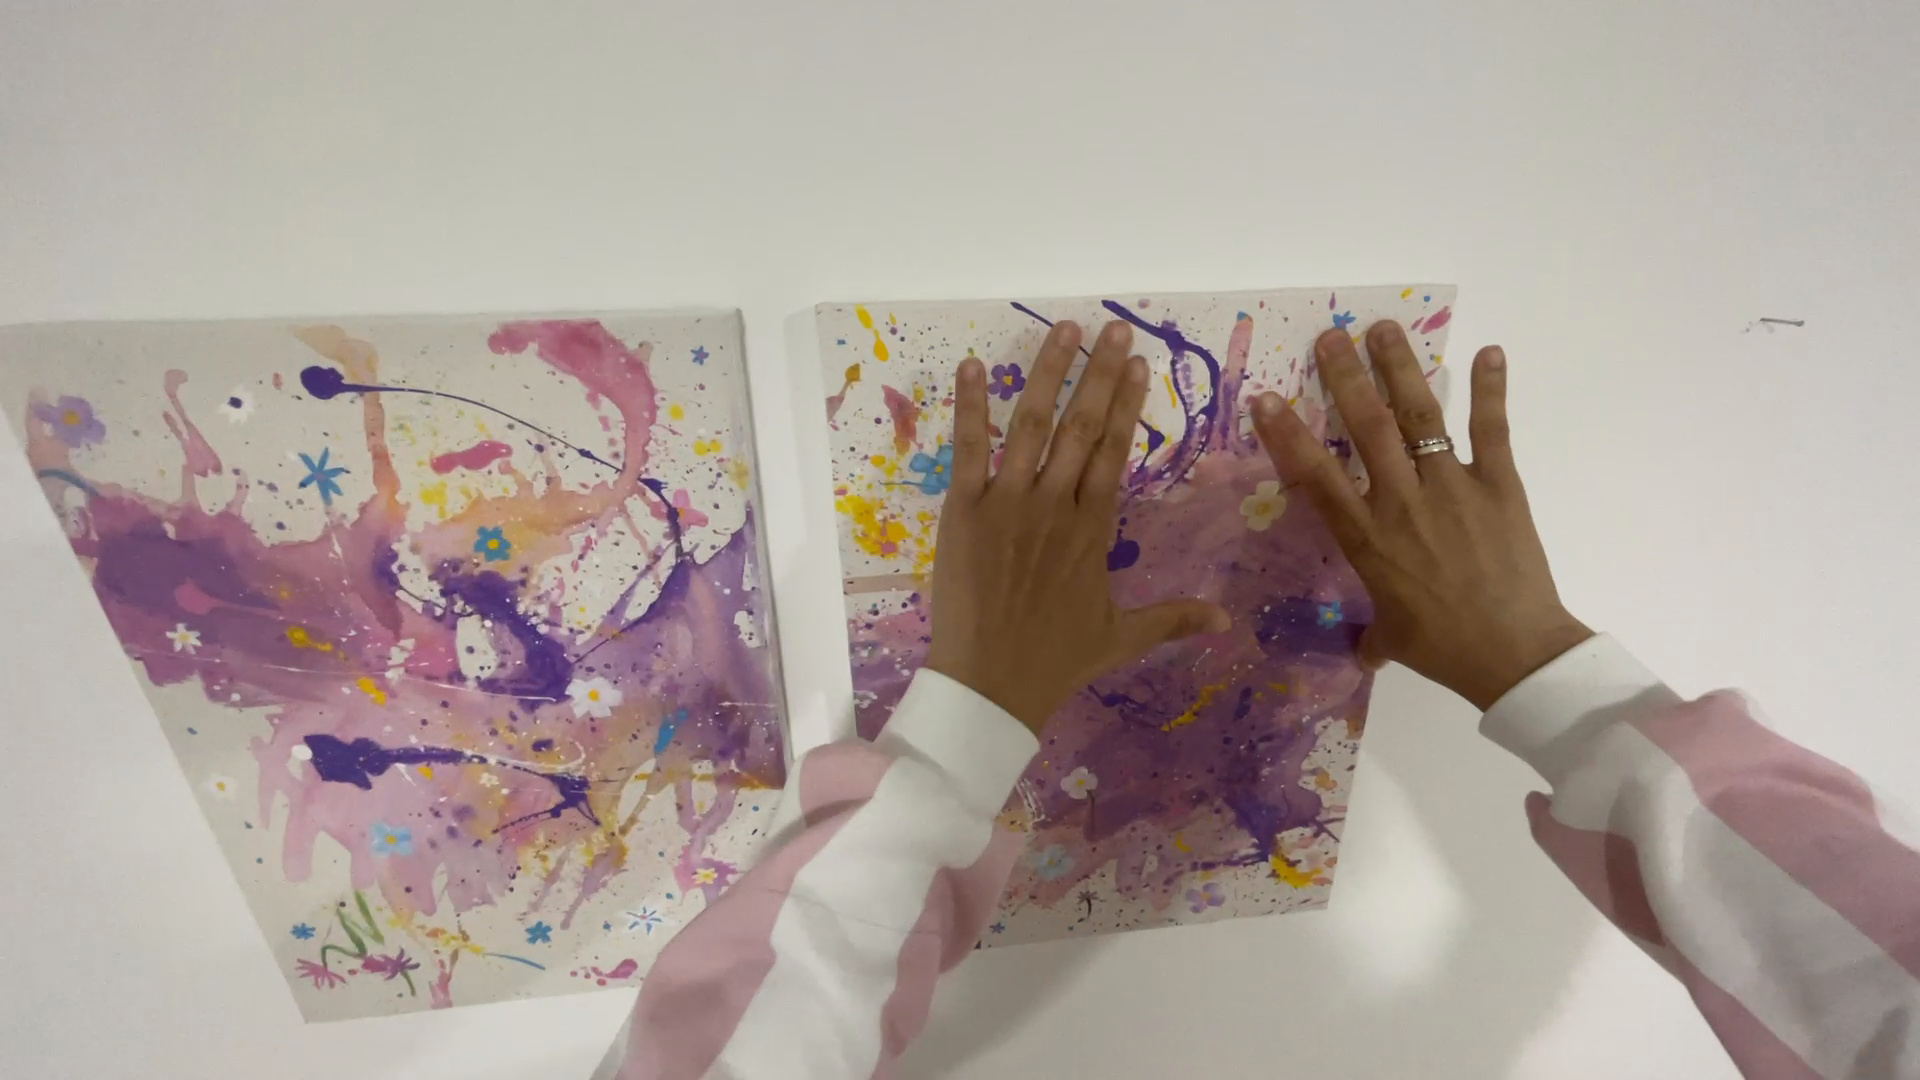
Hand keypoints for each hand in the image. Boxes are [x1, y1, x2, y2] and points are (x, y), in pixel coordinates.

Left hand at [926, 319, 1230, 732]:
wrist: (992, 684)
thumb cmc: (1055, 660)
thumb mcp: (1120, 639)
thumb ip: (1172, 619)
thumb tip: (1227, 620)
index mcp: (1092, 528)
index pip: (1115, 452)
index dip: (1127, 404)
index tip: (1138, 363)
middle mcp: (1055, 504)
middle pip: (1082, 427)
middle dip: (1099, 374)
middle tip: (1113, 328)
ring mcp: (1008, 502)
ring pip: (1032, 426)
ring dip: (1048, 374)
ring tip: (1063, 330)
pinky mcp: (964, 510)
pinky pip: (968, 450)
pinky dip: (970, 407)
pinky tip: (974, 366)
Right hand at [1251, 322, 1592, 709]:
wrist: (1516, 655)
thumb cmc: (1440, 646)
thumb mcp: (1389, 637)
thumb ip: (1368, 634)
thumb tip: (1359, 651)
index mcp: (1365, 536)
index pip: (1315, 475)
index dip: (1287, 434)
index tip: (1266, 398)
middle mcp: (1401, 501)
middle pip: (1366, 428)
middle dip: (1344, 378)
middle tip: (1329, 337)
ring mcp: (1452, 488)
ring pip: (1420, 417)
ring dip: (1400, 369)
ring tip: (1384, 329)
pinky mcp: (1499, 487)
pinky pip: (1492, 431)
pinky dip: (1490, 390)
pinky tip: (1488, 351)